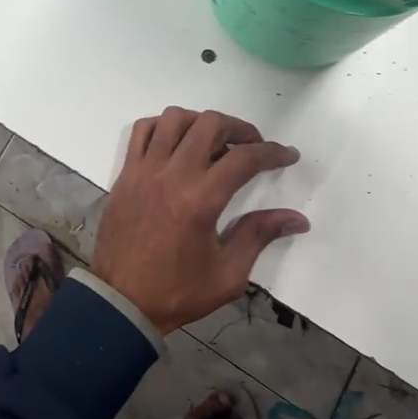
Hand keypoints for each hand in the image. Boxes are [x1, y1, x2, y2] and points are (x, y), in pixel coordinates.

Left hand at [91, 107, 308, 334]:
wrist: (121, 300)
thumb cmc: (177, 292)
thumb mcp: (228, 275)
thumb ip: (259, 236)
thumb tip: (296, 218)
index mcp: (200, 200)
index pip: (243, 159)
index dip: (272, 152)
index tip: (288, 155)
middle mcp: (171, 174)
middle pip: (209, 124)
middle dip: (239, 128)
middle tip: (253, 146)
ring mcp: (144, 169)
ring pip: (173, 118)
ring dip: (200, 122)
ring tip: (215, 142)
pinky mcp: (125, 172)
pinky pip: (142, 130)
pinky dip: (162, 126)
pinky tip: (177, 143)